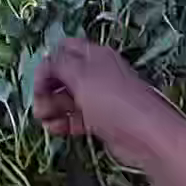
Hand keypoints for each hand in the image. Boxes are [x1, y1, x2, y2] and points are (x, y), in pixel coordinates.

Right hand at [33, 38, 185, 169]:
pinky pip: (78, 116)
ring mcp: (101, 97)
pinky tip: (54, 129)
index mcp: (93, 55)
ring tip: (44, 121)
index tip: (38, 82)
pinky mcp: (103, 120)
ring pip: (69, 97)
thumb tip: (46, 61)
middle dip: (48, 88)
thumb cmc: (111, 99)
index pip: (64, 50)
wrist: (146, 135)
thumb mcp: (79, 75)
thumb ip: (57, 64)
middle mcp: (97, 72)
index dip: (48, 63)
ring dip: (53, 107)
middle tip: (38, 105)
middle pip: (64, 75)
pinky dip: (65, 122)